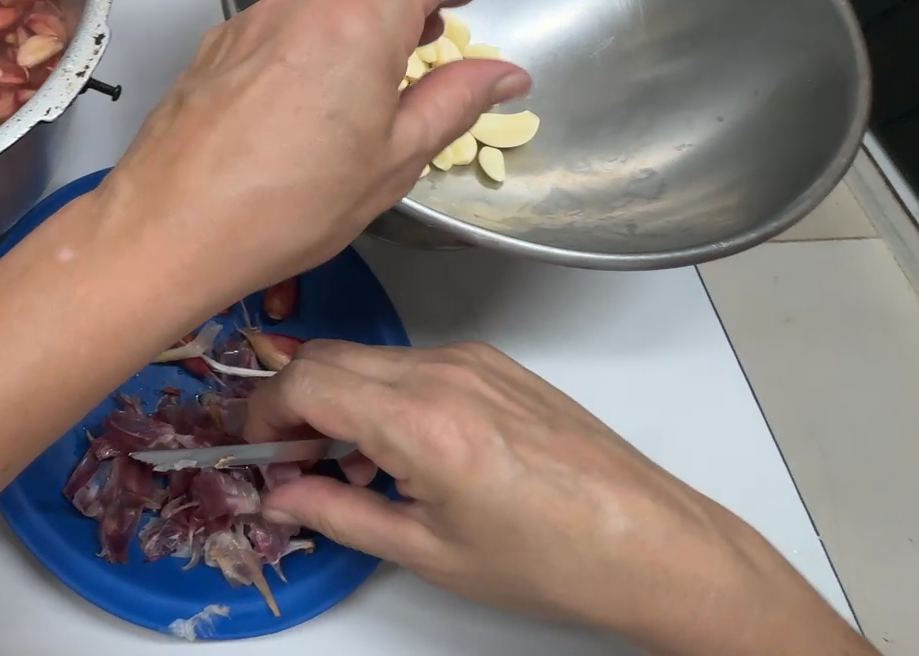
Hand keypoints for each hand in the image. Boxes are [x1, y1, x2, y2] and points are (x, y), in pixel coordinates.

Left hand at [98, 0, 530, 296]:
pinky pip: (267, 18)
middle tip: (415, 40)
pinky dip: (299, 29)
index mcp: (354, 22)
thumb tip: (503, 72)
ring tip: (357, 70)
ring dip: (347, 7)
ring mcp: (242, 25)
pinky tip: (296, 87)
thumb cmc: (291, 204)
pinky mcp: (207, 50)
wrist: (171, 224)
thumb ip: (452, 103)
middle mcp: (294, 7)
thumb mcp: (391, 161)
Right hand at [245, 341, 874, 655]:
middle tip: (294, 453)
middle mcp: (435, 372)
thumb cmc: (547, 563)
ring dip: (334, 394)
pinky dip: (377, 390)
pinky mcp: (486, 358)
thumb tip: (276, 496)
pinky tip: (403, 441)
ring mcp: (464, 358)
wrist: (661, 547)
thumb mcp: (427, 553)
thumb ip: (335, 514)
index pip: (302, 384)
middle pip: (321, 356)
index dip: (264, 411)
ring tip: (352, 457)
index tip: (257, 446)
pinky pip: (403, 360)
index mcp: (418, 424)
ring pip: (360, 355)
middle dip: (290, 399)